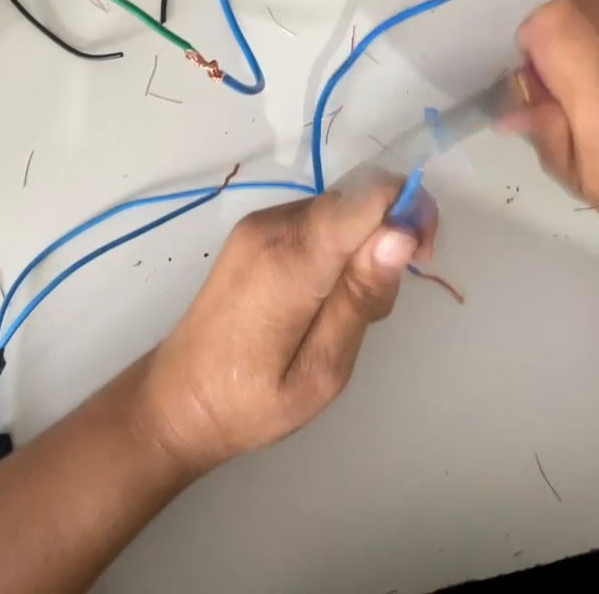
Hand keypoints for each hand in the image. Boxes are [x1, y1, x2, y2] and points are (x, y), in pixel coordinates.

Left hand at [136, 176, 436, 474]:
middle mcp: (272, 227)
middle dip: (390, 234)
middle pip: (357, 198)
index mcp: (290, 262)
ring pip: (340, 208)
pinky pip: (317, 219)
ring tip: (344, 310)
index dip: (408, 211)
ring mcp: (259, 223)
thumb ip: (361, 298)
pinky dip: (338, 245)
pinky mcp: (255, 229)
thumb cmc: (250, 400)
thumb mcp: (322, 369)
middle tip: (379, 301)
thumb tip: (401, 235)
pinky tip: (323, 295)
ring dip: (363, 243)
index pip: (364, 197)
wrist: (178, 398)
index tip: (421, 257)